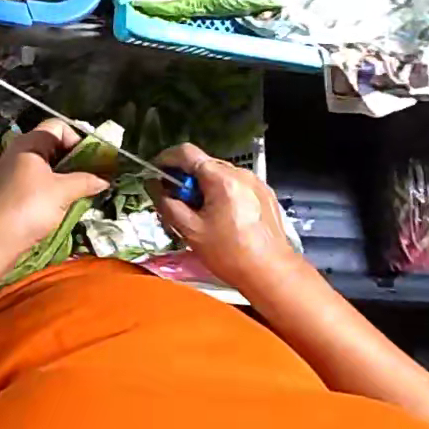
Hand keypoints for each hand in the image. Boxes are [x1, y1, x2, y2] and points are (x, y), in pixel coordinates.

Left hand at [0, 119, 108, 262]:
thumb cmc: (29, 206)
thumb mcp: (62, 191)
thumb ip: (85, 180)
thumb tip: (105, 178)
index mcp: (30, 142)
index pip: (59, 127)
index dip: (78, 139)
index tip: (93, 160)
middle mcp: (21, 150)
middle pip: (55, 144)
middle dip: (77, 158)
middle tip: (95, 176)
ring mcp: (17, 169)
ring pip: (49, 164)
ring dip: (69, 174)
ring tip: (86, 190)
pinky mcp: (16, 188)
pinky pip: (42, 179)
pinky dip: (57, 185)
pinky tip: (69, 200)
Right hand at [151, 143, 300, 289]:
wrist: (274, 276)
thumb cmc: (231, 254)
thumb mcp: (189, 230)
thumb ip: (166, 203)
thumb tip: (154, 186)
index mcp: (222, 180)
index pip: (186, 152)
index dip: (165, 159)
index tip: (156, 173)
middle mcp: (241, 175)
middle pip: (202, 163)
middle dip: (184, 178)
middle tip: (174, 199)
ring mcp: (256, 184)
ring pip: (217, 174)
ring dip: (201, 186)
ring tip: (197, 211)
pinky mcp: (264, 195)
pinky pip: (233, 184)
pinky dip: (219, 192)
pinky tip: (218, 216)